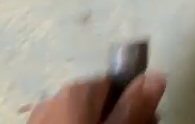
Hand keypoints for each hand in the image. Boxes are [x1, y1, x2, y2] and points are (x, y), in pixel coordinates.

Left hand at [27, 71, 167, 123]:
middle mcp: (54, 98)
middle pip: (98, 102)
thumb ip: (136, 105)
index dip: (136, 103)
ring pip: (79, 118)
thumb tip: (156, 76)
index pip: (117, 83)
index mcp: (77, 89)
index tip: (149, 121)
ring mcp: (38, 121)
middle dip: (119, 117)